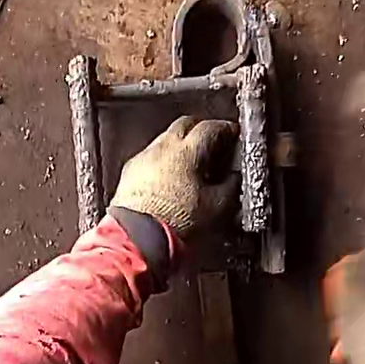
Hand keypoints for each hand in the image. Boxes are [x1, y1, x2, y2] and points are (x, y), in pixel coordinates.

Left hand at [111, 116, 238, 239]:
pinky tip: (170, 179)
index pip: (210, 127)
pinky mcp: (130, 172)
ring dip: (181, 145)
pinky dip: (163, 162)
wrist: (138, 239)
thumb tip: (235, 177)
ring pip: (165, 139)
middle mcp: (162, 148)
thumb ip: (230, 185)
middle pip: (185, 124)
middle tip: (213, 142)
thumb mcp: (216, 206)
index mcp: (186, 151)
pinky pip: (150, 157)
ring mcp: (143, 158)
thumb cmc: (175, 224)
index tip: (233, 135)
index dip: (226, 129)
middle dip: (201, 129)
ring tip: (192, 163)